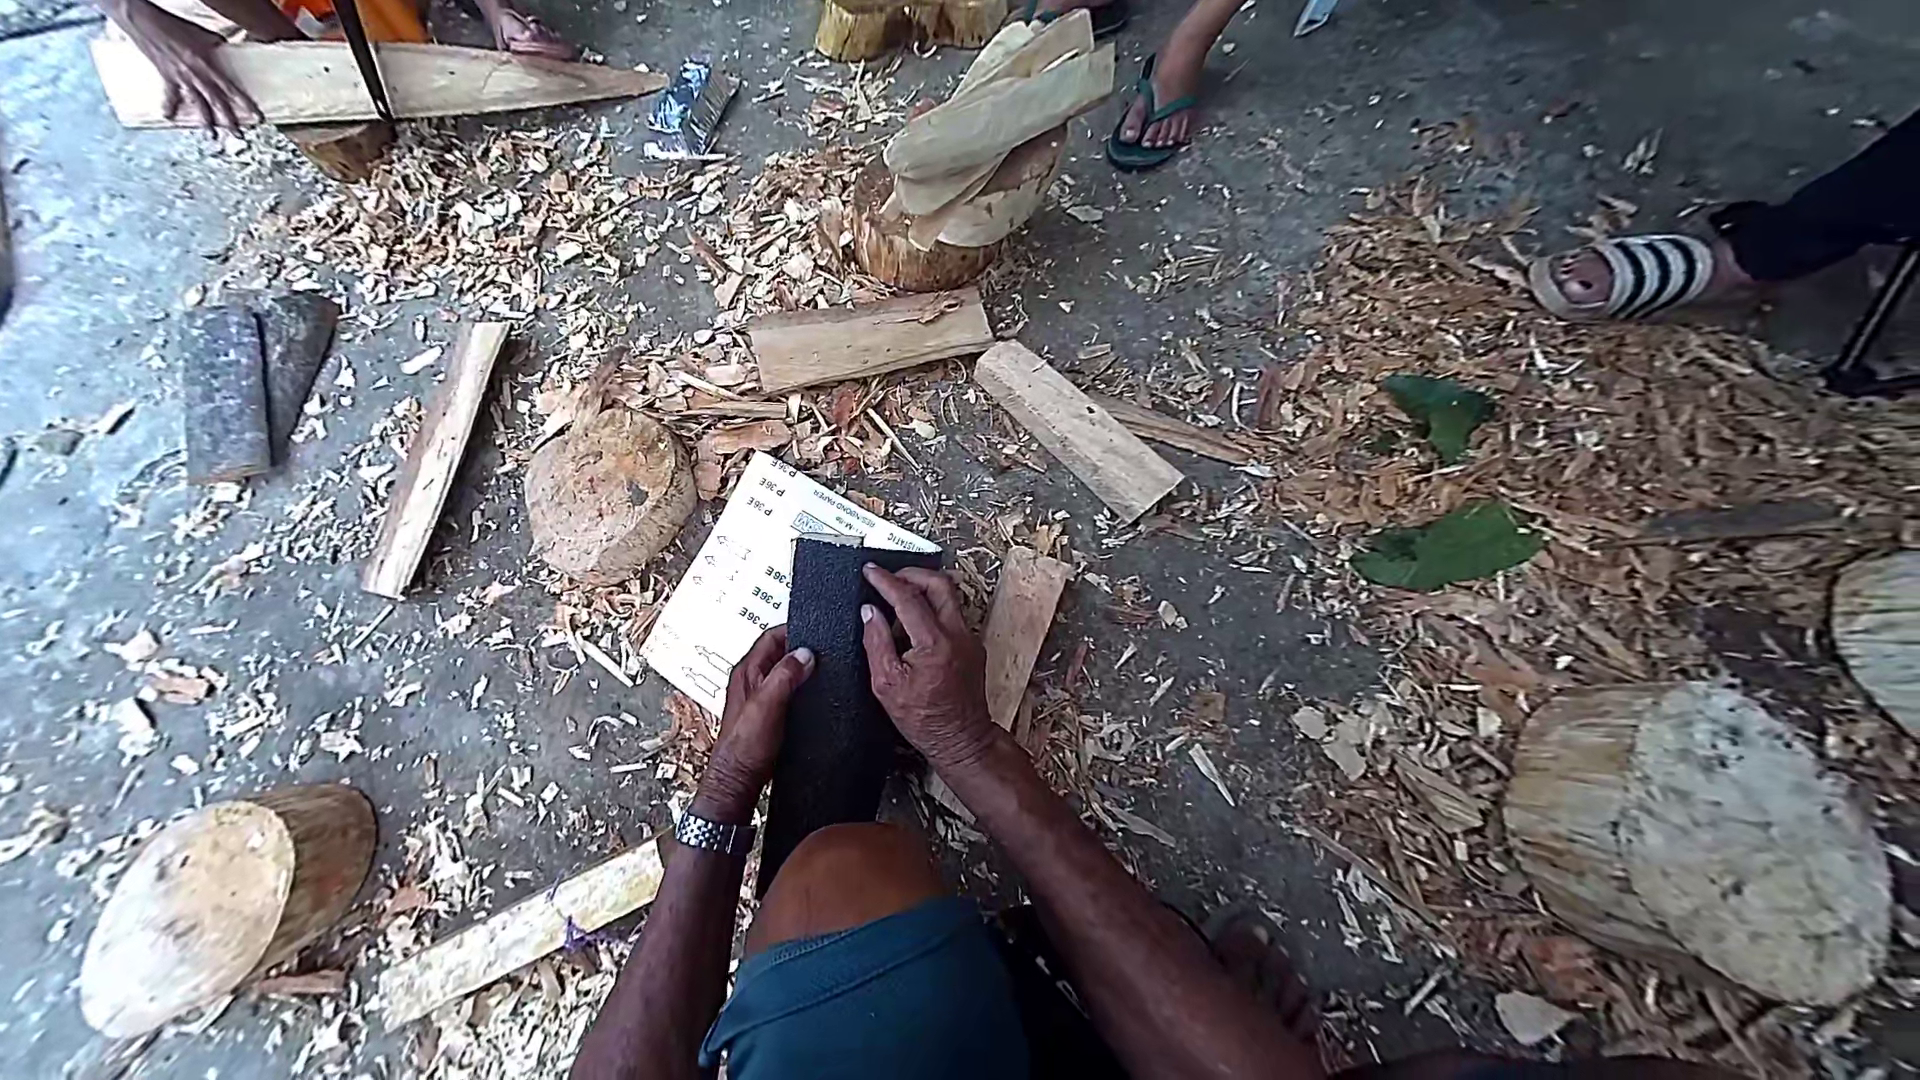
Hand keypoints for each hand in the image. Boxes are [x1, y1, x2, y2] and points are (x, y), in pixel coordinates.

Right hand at [109, 0, 260, 130]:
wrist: (137, 16)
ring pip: (198, 104)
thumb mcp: (202, 34)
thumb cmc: (171, 23)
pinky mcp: (165, 74)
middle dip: (230, 122)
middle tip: (240, 137)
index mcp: (209, 68)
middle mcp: (197, 76)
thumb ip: (217, 42)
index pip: (233, 91)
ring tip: (213, 136)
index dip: (247, 105)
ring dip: (206, 121)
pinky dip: (169, 105)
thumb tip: (226, 45)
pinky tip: (168, 117)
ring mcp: (181, 77)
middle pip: (218, 103)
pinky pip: (169, 94)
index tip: (260, 119)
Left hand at [695, 626, 813, 819]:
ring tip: (821, 666)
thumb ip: (785, 675)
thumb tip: (805, 653)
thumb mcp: (767, 705)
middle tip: (823, 648)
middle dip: (801, 647)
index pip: (771, 636)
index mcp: (747, 672)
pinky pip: (788, 688)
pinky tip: (813, 692)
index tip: (815, 629)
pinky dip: (801, 685)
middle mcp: (752, 681)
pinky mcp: (770, 711)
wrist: (739, 781)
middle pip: (779, 651)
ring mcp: (760, 696)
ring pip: (784, 670)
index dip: (793, 629)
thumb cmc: (744, 747)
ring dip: (801, 667)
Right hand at [860, 565, 996, 770]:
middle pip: (939, 583)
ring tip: (899, 603)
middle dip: (911, 574)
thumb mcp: (886, 685)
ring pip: (949, 597)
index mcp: (934, 643)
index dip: (885, 580)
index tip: (871, 571)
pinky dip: (931, 611)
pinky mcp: (973, 646)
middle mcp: (957, 635)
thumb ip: (876, 642)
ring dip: (923, 591)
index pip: (908, 598)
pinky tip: (914, 628)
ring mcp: (969, 639)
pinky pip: (952, 615)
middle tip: (890, 578)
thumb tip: (870, 612)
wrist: (961, 739)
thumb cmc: (926, 720)